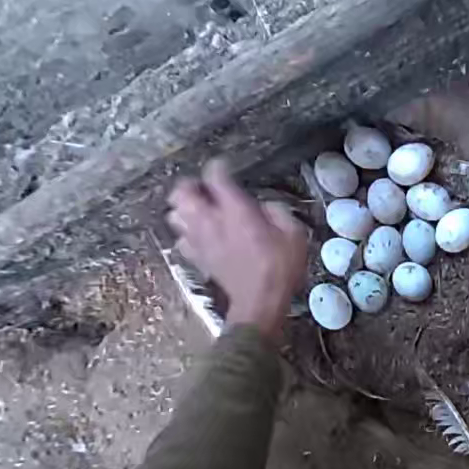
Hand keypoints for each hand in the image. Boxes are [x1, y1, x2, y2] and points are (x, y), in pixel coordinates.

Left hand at [166, 159, 307, 339]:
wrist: (261, 301)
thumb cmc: (280, 267)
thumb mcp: (294, 234)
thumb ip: (277, 212)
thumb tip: (264, 207)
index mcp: (236, 209)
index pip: (215, 176)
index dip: (219, 167)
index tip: (226, 167)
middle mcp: (211, 220)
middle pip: (181, 192)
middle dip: (190, 185)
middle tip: (205, 189)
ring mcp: (200, 240)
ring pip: (174, 214)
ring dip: (184, 209)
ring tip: (200, 210)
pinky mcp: (196, 258)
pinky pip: (181, 240)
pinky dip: (187, 234)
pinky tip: (201, 236)